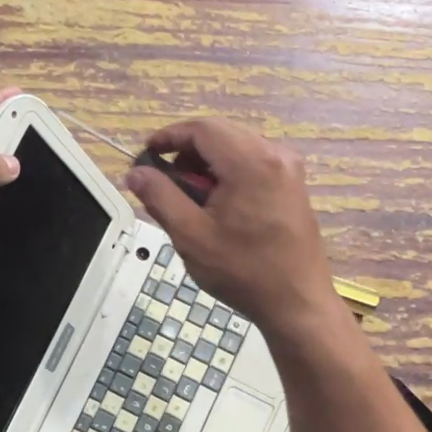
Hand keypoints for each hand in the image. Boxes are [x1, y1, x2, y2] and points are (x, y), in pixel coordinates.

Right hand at [124, 119, 342, 335]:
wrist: (296, 302)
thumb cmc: (242, 271)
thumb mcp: (191, 236)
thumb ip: (160, 197)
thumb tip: (135, 173)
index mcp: (251, 162)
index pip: (202, 129)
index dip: (168, 137)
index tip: (144, 157)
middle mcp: (275, 155)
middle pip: (220, 134)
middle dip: (185, 154)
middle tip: (162, 183)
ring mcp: (288, 169)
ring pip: (235, 148)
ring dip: (204, 165)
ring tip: (187, 200)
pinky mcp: (292, 185)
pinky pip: (251, 163)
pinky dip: (226, 174)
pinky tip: (214, 205)